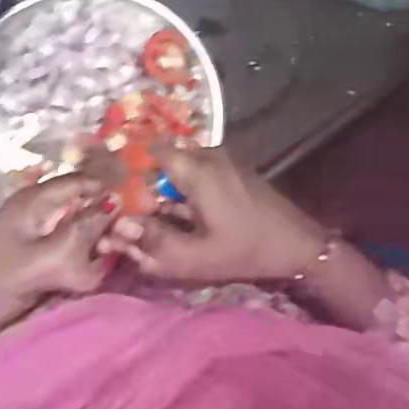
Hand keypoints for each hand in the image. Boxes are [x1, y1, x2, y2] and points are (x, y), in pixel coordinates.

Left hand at [0, 174, 114, 333]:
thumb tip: (117, 204)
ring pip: (89, 234)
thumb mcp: (41, 259)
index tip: (138, 206)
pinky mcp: (49, 268)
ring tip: (113, 261)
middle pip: (90, 208)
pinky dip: (91, 267)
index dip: (109, 190)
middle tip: (127, 241)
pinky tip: (97, 277)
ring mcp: (47, 242)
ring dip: (102, 248)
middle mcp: (45, 215)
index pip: (84, 182)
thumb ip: (82, 232)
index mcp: (36, 201)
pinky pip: (81, 259)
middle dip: (109, 223)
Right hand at [100, 144, 328, 284]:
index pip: (150, 151)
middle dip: (143, 183)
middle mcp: (209, 155)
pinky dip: (181, 188)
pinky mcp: (231, 169)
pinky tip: (177, 215)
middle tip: (128, 214)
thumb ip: (153, 243)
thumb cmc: (246, 250)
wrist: (297, 243)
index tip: (111, 193)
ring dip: (162, 188)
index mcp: (198, 169)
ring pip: (179, 166)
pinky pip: (195, 171)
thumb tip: (116, 230)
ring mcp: (223, 160)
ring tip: (149, 218)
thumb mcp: (195, 257)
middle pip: (163, 159)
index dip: (128, 168)